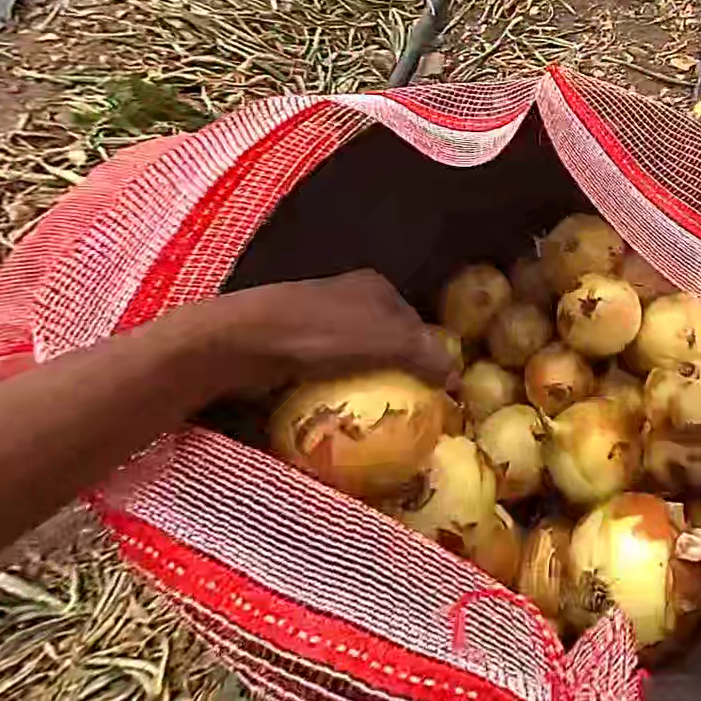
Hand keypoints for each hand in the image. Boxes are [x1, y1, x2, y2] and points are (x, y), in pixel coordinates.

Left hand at [161, 270, 455, 393]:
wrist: (242, 340)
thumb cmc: (323, 332)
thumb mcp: (388, 342)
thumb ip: (426, 356)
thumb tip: (458, 379)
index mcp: (377, 287)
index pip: (416, 322)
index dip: (427, 353)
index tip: (430, 388)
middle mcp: (350, 296)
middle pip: (387, 339)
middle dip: (396, 369)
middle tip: (404, 405)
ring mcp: (317, 319)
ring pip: (356, 356)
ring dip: (365, 382)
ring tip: (373, 414)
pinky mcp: (291, 343)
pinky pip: (327, 369)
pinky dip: (336, 388)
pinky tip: (337, 409)